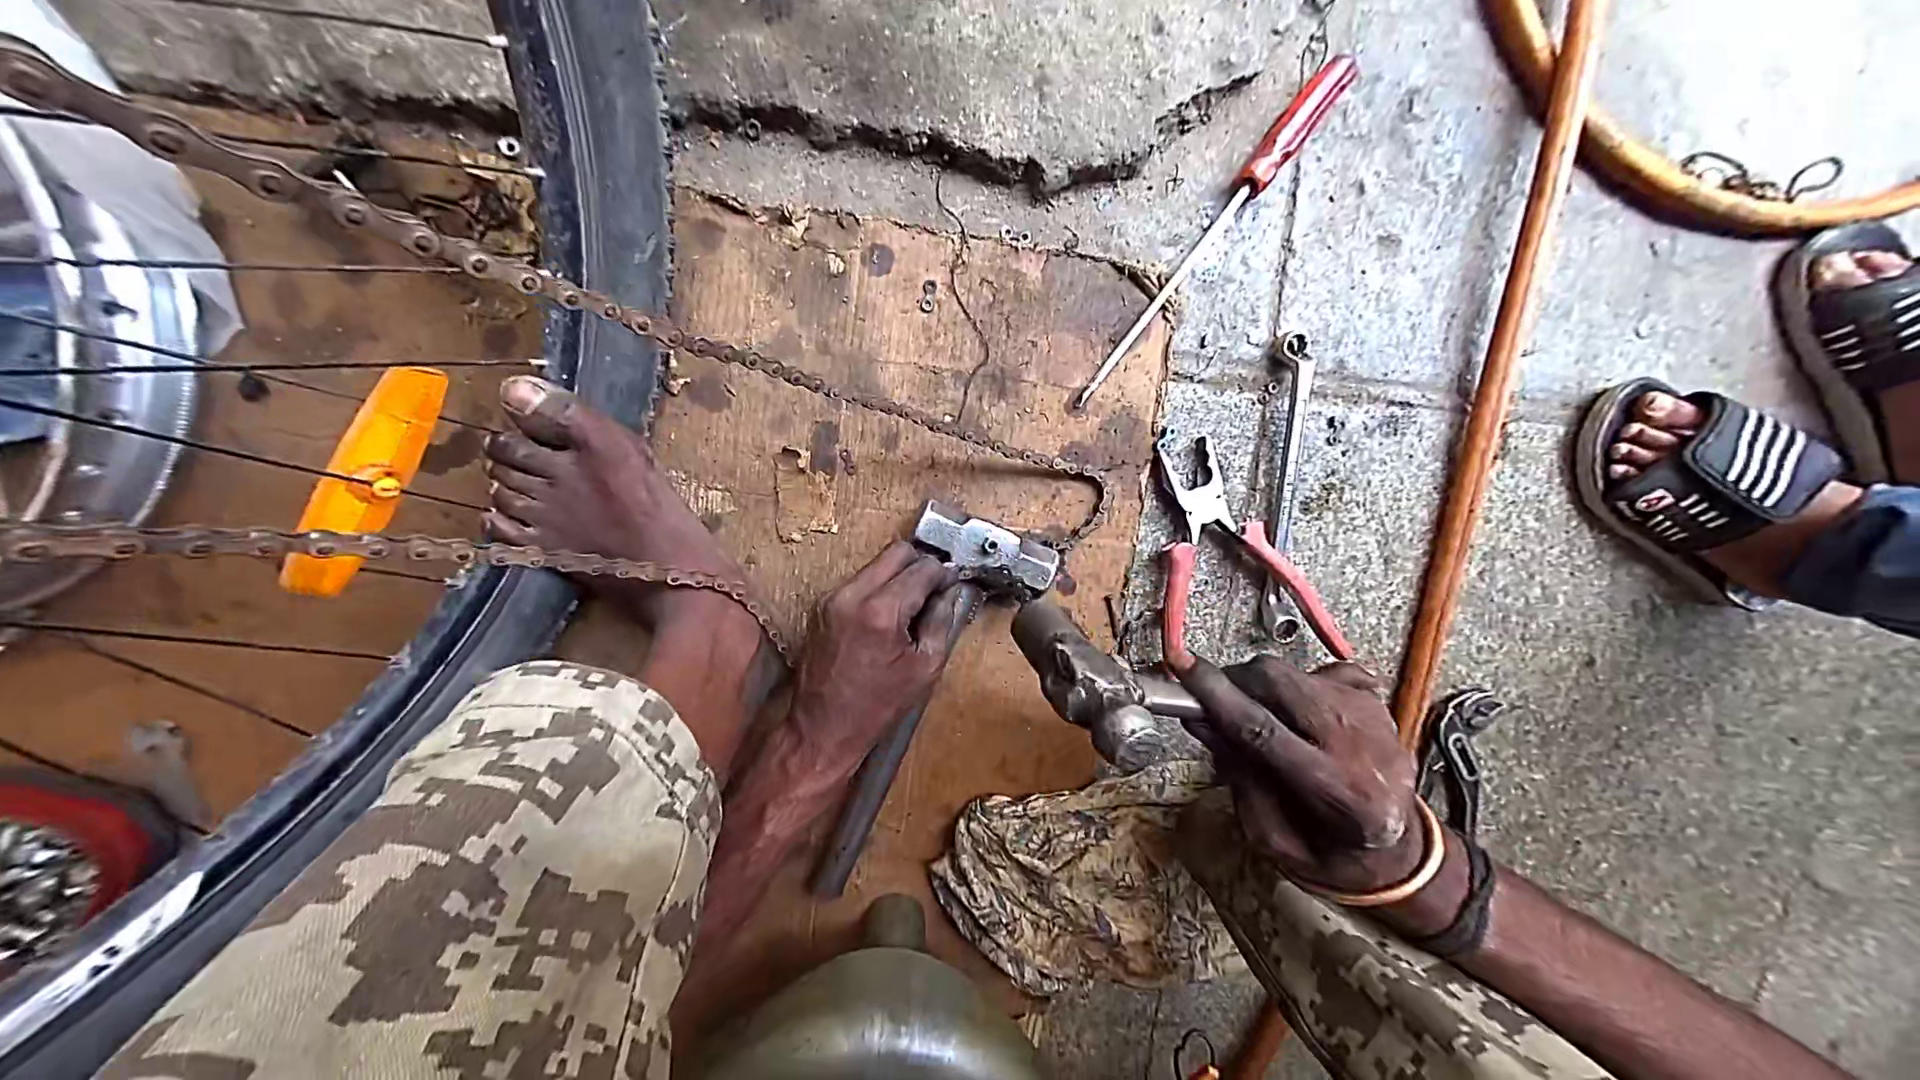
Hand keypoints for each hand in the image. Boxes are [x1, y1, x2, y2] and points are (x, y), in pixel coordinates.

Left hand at [788, 542, 967, 764]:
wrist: (822, 728)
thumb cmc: (873, 708)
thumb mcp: (924, 668)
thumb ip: (941, 620)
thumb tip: (949, 593)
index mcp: (881, 611)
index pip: (921, 568)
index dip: (943, 573)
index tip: (953, 582)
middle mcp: (852, 596)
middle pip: (897, 552)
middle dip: (921, 564)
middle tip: (936, 587)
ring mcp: (833, 598)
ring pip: (877, 564)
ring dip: (899, 575)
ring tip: (914, 606)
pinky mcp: (823, 606)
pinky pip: (860, 580)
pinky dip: (880, 588)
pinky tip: (891, 615)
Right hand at [1179, 655, 1424, 894]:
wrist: (1398, 851)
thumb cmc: (1331, 852)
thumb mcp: (1272, 836)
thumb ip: (1236, 776)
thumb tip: (1200, 719)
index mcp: (1341, 794)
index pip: (1262, 728)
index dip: (1216, 696)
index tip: (1182, 668)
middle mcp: (1363, 746)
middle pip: (1276, 683)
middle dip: (1233, 682)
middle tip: (1213, 701)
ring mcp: (1372, 715)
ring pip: (1291, 671)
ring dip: (1258, 685)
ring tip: (1256, 717)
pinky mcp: (1372, 698)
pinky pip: (1313, 672)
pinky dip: (1290, 687)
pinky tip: (1294, 716)